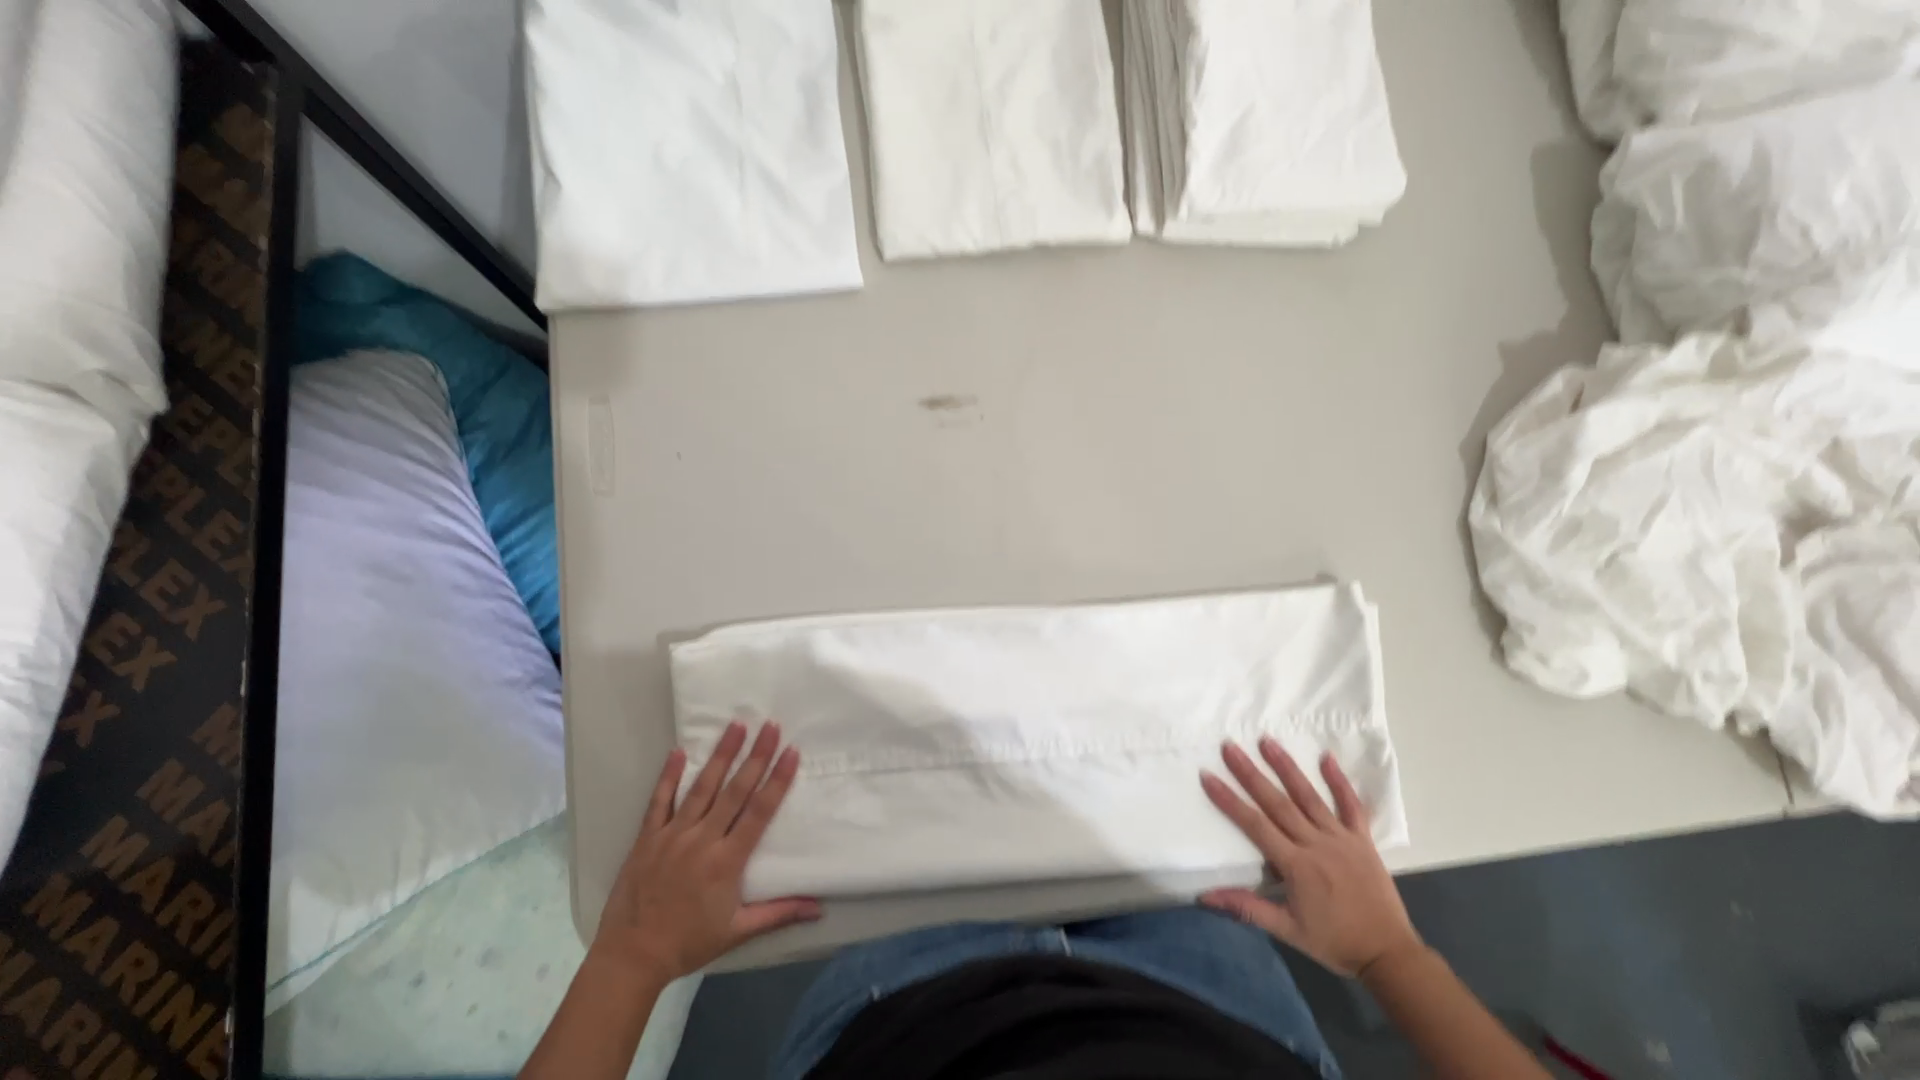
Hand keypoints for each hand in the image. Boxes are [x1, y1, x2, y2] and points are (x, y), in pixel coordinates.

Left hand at [592, 721, 820, 980]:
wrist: (632, 956)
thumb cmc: (689, 943)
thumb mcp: (738, 931)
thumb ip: (779, 913)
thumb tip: (820, 909)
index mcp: (727, 861)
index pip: (759, 812)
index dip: (777, 780)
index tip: (791, 752)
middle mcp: (702, 840)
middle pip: (734, 791)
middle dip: (754, 757)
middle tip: (770, 726)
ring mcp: (672, 836)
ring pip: (701, 788)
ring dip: (720, 756)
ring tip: (735, 726)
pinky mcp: (647, 838)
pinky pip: (659, 801)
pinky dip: (669, 776)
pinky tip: (678, 752)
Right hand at [1198, 738, 1422, 978]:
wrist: (1388, 953)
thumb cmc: (1334, 943)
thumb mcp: (1287, 930)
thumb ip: (1247, 908)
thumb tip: (1204, 896)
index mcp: (1296, 865)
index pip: (1255, 825)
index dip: (1229, 800)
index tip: (1208, 776)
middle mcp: (1316, 844)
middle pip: (1277, 802)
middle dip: (1250, 773)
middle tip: (1229, 746)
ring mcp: (1342, 838)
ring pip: (1309, 796)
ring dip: (1287, 767)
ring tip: (1267, 741)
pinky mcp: (1362, 840)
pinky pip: (1351, 806)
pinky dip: (1340, 781)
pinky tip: (1326, 758)